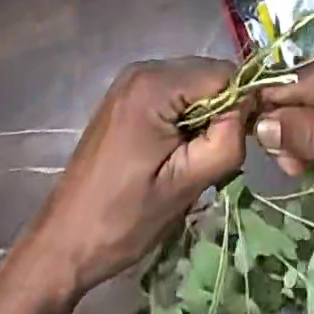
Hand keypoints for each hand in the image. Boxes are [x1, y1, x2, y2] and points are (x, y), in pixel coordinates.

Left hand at [24, 58, 248, 292]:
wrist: (62, 244)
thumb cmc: (122, 220)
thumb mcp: (184, 186)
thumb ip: (225, 141)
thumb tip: (250, 108)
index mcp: (154, 85)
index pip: (225, 74)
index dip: (239, 108)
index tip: (230, 148)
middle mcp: (144, 69)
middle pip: (211, 76)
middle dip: (222, 113)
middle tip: (209, 161)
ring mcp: (133, 80)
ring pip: (197, 85)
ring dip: (205, 118)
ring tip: (190, 161)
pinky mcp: (129, 95)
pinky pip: (177, 93)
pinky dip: (187, 118)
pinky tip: (175, 153)